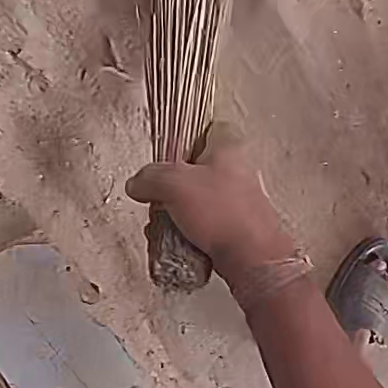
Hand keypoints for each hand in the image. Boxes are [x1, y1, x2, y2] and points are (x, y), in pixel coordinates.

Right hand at [124, 122, 296, 292]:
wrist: (251, 259)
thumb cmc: (220, 213)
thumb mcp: (173, 185)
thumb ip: (150, 178)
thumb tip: (136, 183)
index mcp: (229, 148)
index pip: (208, 128)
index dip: (185, 138)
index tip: (168, 155)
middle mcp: (239, 171)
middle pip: (197, 170)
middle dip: (173, 186)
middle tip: (160, 197)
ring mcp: (240, 202)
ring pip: (200, 200)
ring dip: (178, 212)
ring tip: (166, 226)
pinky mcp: (238, 228)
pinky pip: (206, 225)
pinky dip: (191, 232)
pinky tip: (181, 242)